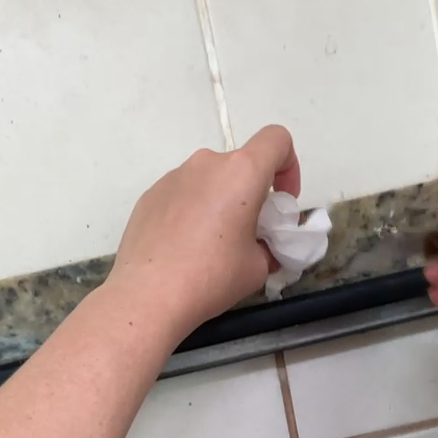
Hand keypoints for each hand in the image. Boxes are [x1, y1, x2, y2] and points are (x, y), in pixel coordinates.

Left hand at [106, 126, 301, 338]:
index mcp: (241, 172)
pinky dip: (190, 212)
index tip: (280, 202)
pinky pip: (181, 196)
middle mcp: (205, 164)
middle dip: (249, 193)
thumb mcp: (257, 268)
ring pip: (207, 181)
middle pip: (238, 166)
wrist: (148, 296)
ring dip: (218, 202)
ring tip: (209, 246)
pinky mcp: (149, 196)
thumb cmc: (211, 278)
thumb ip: (268, 247)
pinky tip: (182, 249)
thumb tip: (260, 248)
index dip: (288, 166)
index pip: (276, 140)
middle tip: (246, 233)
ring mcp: (172, 178)